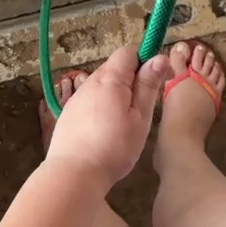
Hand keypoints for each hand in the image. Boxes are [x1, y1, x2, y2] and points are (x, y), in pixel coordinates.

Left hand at [45, 46, 170, 185]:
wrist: (73, 174)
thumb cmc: (114, 147)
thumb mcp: (140, 117)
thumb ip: (148, 86)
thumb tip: (159, 57)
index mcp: (109, 80)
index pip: (128, 52)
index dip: (144, 61)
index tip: (154, 81)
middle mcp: (88, 84)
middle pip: (114, 69)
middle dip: (130, 82)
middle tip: (140, 111)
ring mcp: (75, 100)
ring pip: (101, 88)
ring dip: (115, 97)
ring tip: (122, 125)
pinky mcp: (67, 116)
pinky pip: (89, 103)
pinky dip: (100, 110)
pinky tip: (104, 132)